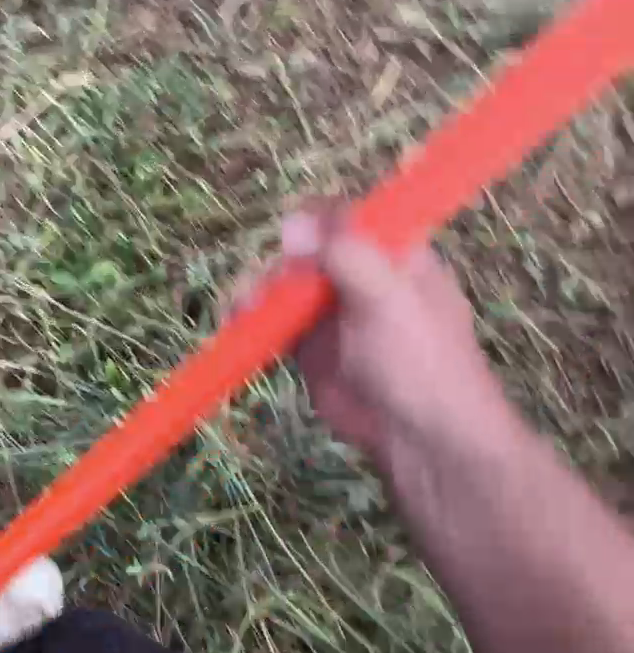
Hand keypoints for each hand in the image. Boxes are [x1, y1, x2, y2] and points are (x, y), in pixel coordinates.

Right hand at [241, 208, 512, 464]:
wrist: (412, 431)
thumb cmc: (418, 361)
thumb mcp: (386, 300)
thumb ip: (345, 258)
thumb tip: (291, 221)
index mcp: (395, 257)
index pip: (352, 220)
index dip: (317, 221)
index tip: (286, 233)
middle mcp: (361, 280)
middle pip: (305, 255)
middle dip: (275, 268)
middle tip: (259, 291)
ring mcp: (331, 314)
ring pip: (282, 289)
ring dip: (255, 295)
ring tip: (239, 312)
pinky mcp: (306, 345)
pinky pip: (271, 323)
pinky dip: (249, 322)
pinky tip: (234, 326)